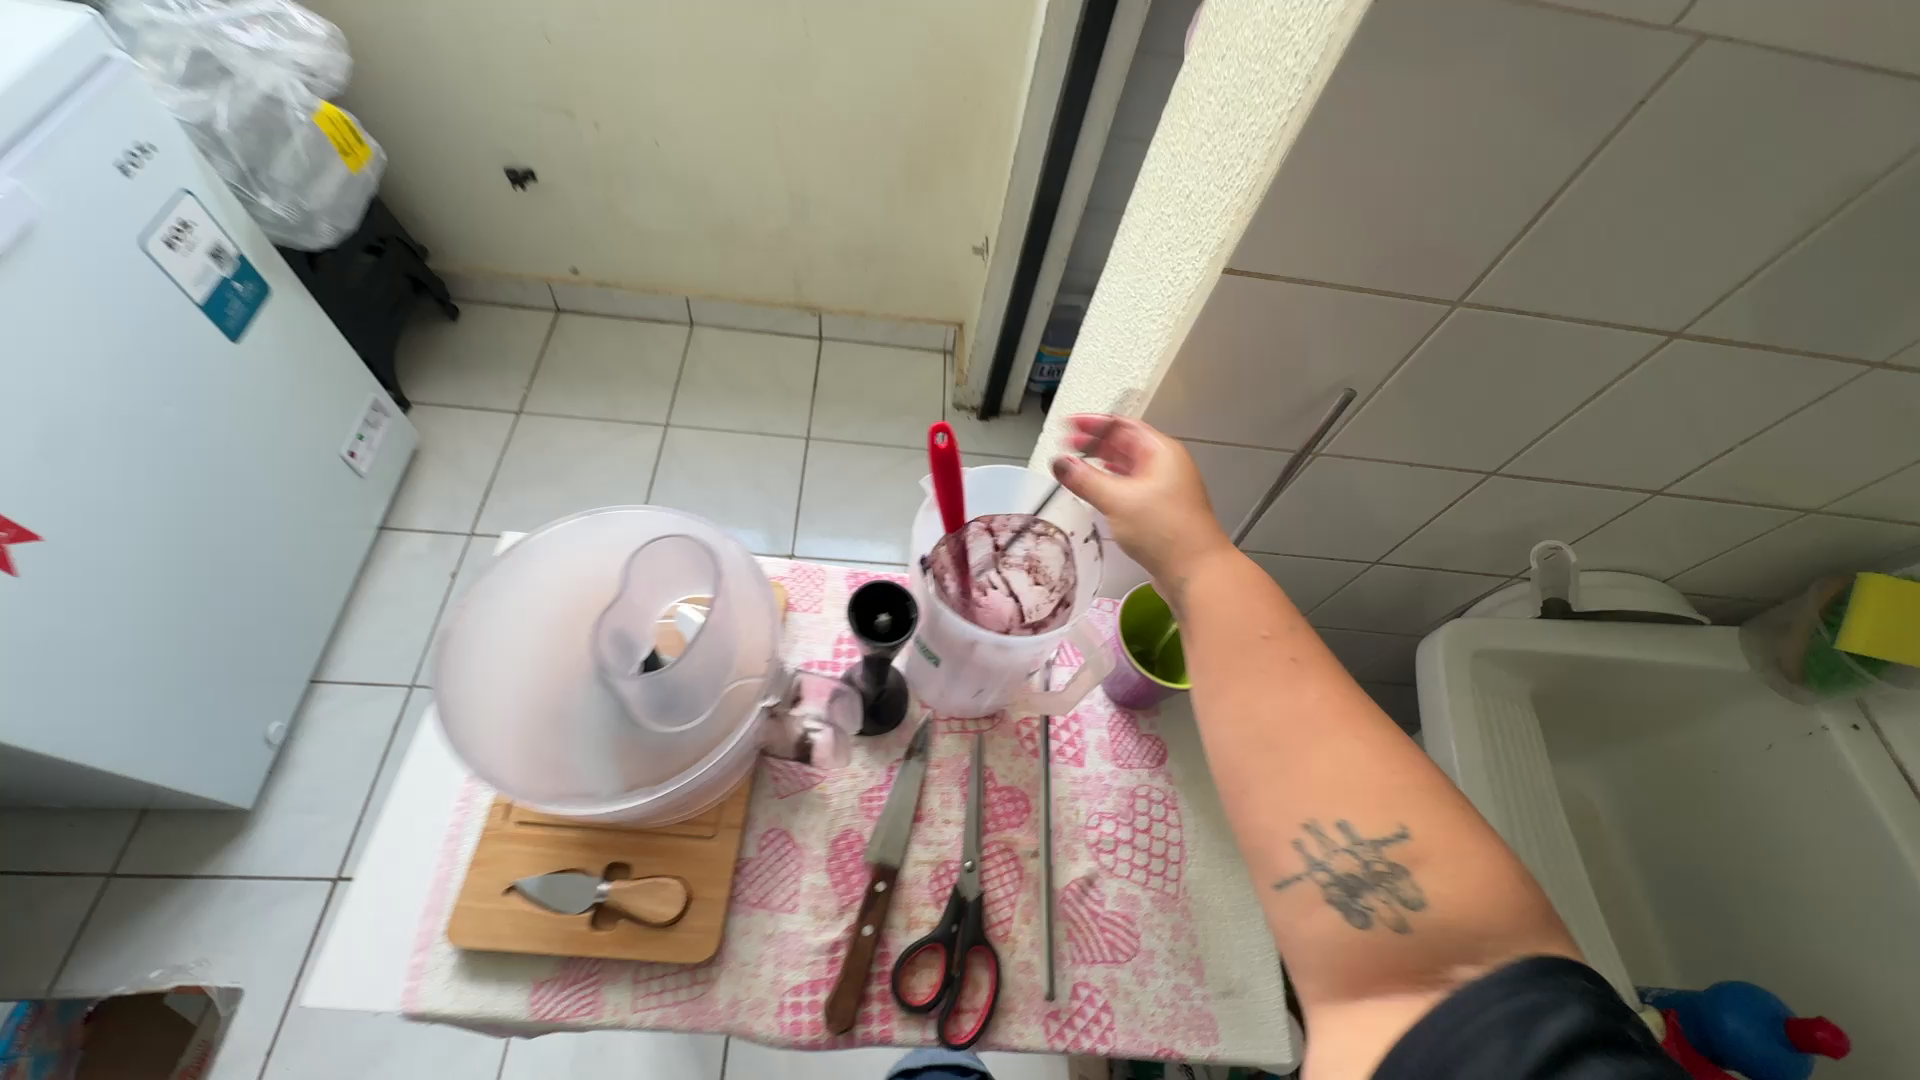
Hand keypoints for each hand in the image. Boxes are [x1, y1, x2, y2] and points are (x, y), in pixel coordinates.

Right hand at [1051, 415, 1233, 593]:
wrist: (1197, 572)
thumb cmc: (1164, 531)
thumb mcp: (1117, 500)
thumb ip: (1085, 479)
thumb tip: (1059, 462)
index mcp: (1161, 452)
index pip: (1123, 426)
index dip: (1093, 423)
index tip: (1068, 425)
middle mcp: (1166, 466)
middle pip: (1126, 444)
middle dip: (1095, 443)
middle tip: (1067, 444)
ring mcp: (1165, 488)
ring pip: (1129, 467)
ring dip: (1102, 463)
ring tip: (1076, 465)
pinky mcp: (1161, 510)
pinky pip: (1132, 488)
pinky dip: (1112, 484)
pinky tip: (1098, 491)